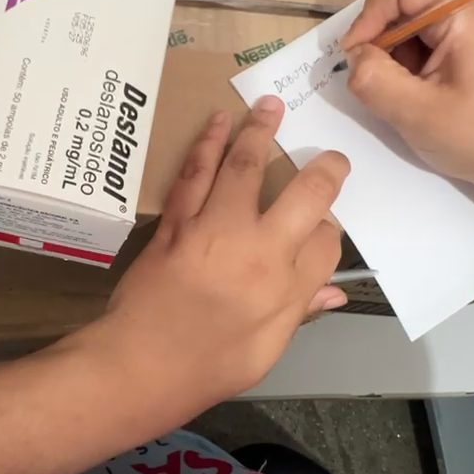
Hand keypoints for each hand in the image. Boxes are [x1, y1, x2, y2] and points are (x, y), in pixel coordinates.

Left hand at [81, 98, 348, 412]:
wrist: (140, 364)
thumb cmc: (207, 367)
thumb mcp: (266, 351)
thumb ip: (299, 311)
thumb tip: (334, 289)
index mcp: (284, 287)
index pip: (327, 243)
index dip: (329, 230)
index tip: (321, 228)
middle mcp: (257, 250)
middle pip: (303, 195)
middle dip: (323, 170)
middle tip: (331, 156)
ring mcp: (214, 230)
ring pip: (244, 168)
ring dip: (259, 132)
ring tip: (270, 105)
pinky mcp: (176, 222)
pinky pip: (194, 174)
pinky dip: (207, 145)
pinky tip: (218, 124)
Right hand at [340, 0, 473, 201]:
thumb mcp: (412, 112)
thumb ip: (371, 77)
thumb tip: (356, 55)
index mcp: (469, 9)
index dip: (369, 15)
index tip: (360, 58)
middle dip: (383, 37)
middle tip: (386, 82)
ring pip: (418, 16)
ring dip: (399, 51)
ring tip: (410, 92)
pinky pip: (436, 31)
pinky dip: (417, 57)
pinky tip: (426, 90)